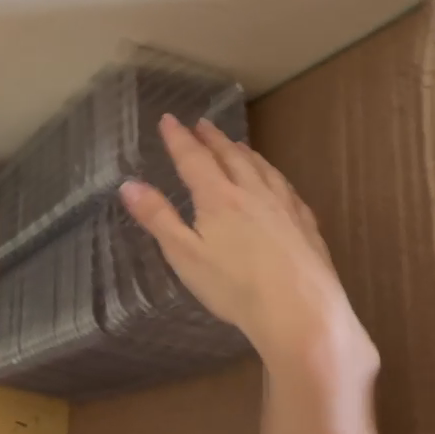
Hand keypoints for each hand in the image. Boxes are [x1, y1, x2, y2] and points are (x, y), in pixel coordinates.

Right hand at [119, 115, 376, 382]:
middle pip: (231, 157)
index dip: (178, 138)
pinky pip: (286, 187)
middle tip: (201, 124)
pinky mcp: (306, 226)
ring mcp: (284, 208)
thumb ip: (157, 217)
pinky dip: (272, 174)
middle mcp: (253, 194)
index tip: (168, 119)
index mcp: (219, 198)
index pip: (194, 159)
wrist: (302, 314)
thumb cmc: (233, 287)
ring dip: (244, 152)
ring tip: (236, 144)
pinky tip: (275, 181)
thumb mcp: (183, 254)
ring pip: (262, 169)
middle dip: (212, 139)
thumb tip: (128, 184)